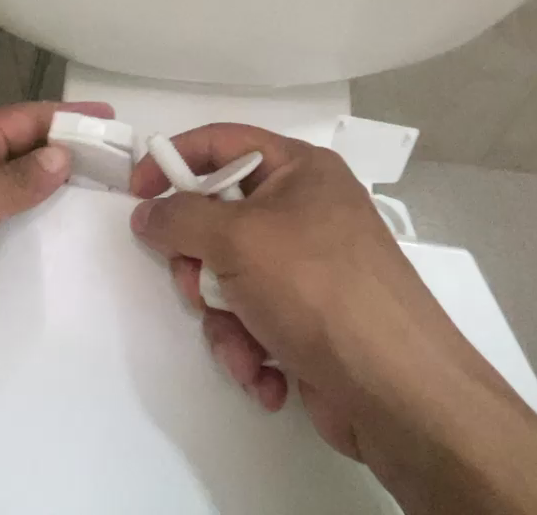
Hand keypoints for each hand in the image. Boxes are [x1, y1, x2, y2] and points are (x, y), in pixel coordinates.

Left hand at [0, 100, 110, 371]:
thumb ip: (11, 180)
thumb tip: (60, 156)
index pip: (22, 120)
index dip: (66, 118)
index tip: (110, 120)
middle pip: (21, 149)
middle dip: (65, 149)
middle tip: (116, 159)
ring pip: (15, 185)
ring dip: (52, 185)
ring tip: (100, 190)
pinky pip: (5, 222)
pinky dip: (33, 219)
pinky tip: (61, 230)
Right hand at [128, 125, 522, 460]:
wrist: (400, 393)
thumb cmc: (317, 289)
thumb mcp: (237, 239)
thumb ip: (179, 218)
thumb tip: (147, 213)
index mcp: (300, 170)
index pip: (221, 142)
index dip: (173, 160)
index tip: (136, 194)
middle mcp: (306, 210)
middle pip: (219, 217)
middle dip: (198, 263)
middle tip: (194, 285)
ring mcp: (309, 268)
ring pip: (229, 276)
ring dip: (223, 317)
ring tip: (241, 344)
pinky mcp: (310, 319)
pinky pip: (254, 318)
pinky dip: (249, 347)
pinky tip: (266, 374)